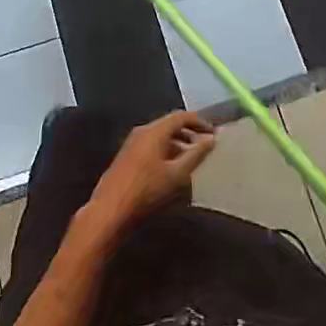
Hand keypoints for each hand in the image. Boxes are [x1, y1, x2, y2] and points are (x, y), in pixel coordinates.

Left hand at [82, 112, 215, 237]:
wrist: (111, 209)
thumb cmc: (147, 190)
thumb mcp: (177, 174)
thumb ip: (195, 155)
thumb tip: (210, 139)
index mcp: (154, 131)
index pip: (181, 117)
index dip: (199, 122)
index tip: (214, 133)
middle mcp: (142, 132)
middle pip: (170, 125)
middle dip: (189, 133)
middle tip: (205, 146)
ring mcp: (132, 143)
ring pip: (161, 136)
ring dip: (178, 144)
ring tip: (193, 159)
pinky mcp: (128, 156)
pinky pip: (152, 146)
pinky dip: (167, 151)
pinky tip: (173, 169)